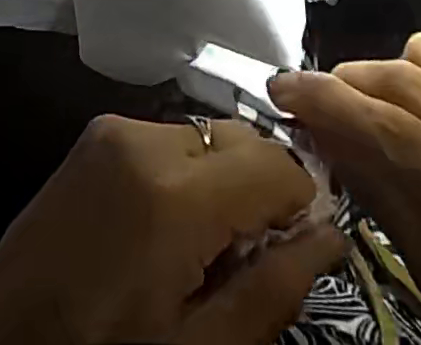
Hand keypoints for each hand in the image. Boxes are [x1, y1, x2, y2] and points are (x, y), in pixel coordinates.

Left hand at [0, 115, 345, 344]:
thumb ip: (275, 288)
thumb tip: (329, 232)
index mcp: (173, 194)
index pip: (278, 163)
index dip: (301, 202)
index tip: (296, 243)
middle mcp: (144, 140)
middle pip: (243, 139)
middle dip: (260, 188)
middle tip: (245, 254)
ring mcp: (111, 132)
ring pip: (208, 136)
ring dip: (223, 180)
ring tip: (200, 245)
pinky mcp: (91, 140)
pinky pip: (167, 140)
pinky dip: (186, 172)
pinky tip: (163, 226)